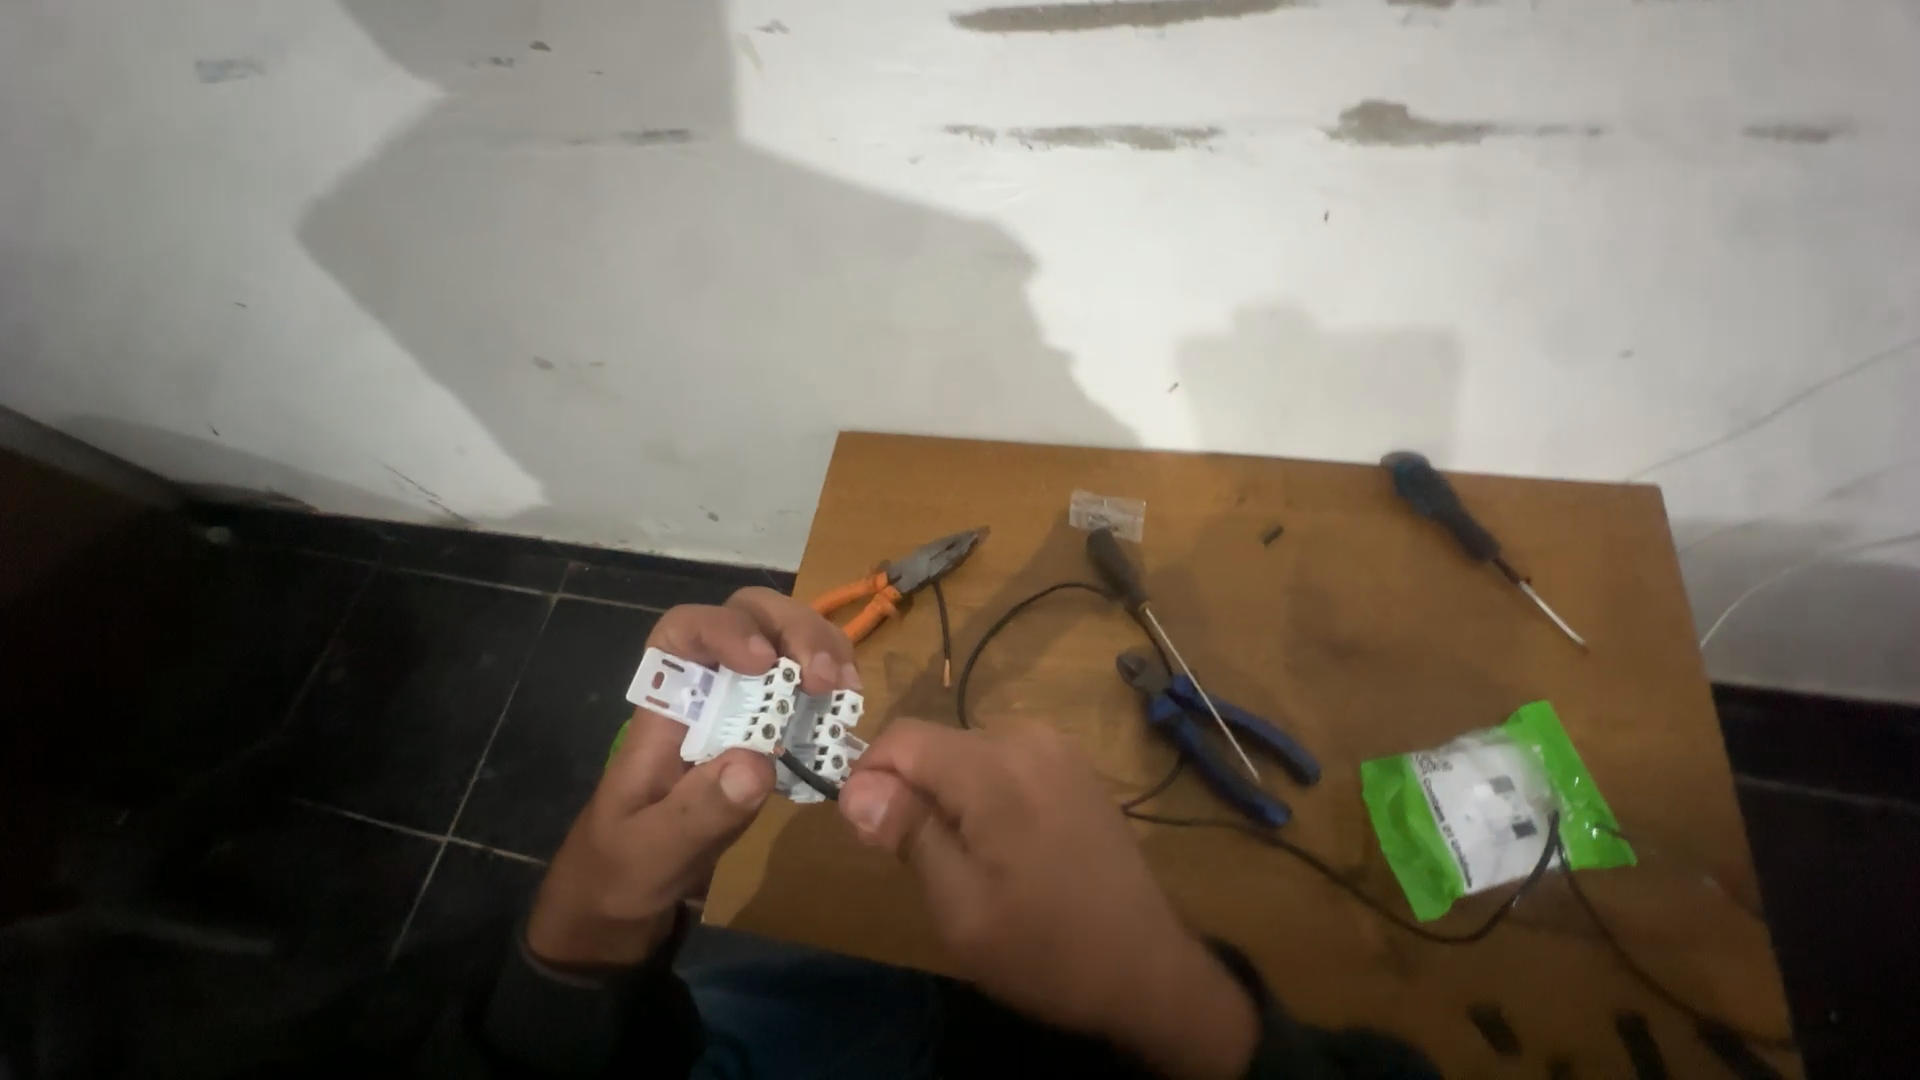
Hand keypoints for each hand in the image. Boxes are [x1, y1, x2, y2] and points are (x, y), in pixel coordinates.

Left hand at [526, 587, 858, 967]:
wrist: (629, 893)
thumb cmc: (624, 866)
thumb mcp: (651, 851)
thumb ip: (697, 811)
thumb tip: (755, 766)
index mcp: (666, 704)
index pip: (684, 630)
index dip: (725, 627)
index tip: (765, 661)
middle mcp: (707, 686)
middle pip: (750, 615)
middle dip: (795, 630)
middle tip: (826, 678)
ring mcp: (744, 701)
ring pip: (785, 636)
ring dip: (823, 647)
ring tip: (846, 688)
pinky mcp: (772, 726)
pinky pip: (806, 680)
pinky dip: (834, 681)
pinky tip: (848, 708)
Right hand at [837, 720, 1259, 1079]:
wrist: (1146, 968)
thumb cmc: (1044, 946)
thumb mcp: (960, 905)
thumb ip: (908, 833)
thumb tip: (855, 787)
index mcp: (994, 768)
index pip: (904, 737)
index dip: (871, 776)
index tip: (868, 830)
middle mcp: (1027, 738)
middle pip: (938, 744)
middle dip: (913, 789)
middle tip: (919, 860)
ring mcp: (1059, 749)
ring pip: (970, 752)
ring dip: (950, 792)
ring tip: (966, 857)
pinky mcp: (1077, 766)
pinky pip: (1008, 761)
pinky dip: (986, 791)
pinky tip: (1007, 843)